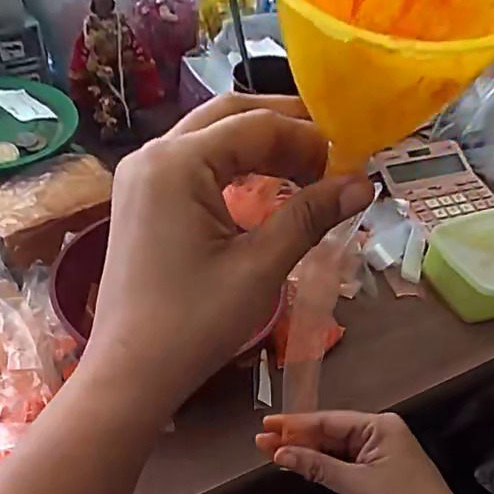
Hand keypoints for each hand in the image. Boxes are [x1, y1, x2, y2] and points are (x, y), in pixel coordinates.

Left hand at [83, 95, 374, 414]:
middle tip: (328, 155)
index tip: (348, 162)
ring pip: (206, 141)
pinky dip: (226, 171)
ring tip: (301, 170)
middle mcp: (149, 157)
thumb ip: (309, 216)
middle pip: (227, 118)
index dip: (308, 138)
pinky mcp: (136, 205)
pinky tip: (256, 191)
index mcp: (175, 162)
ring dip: (254, 147)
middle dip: (282, 130)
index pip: (255, 125)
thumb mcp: (258, 268)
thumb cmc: (192, 325)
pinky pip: (188, 169)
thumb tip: (363, 184)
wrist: (130, 374)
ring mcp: (137, 181)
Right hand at [256, 411, 475, 493]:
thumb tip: (281, 454)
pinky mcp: (376, 465)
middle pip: (328, 430)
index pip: (328, 420)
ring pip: (333, 445)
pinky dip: (321, 462)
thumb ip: (316, 466)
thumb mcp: (356, 483)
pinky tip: (298, 462)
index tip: (267, 425)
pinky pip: (342, 458)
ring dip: (305, 450)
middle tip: (262, 440)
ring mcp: (377, 448)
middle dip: (295, 437)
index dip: (295, 424)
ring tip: (272, 450)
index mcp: (379, 425)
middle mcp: (378, 430)